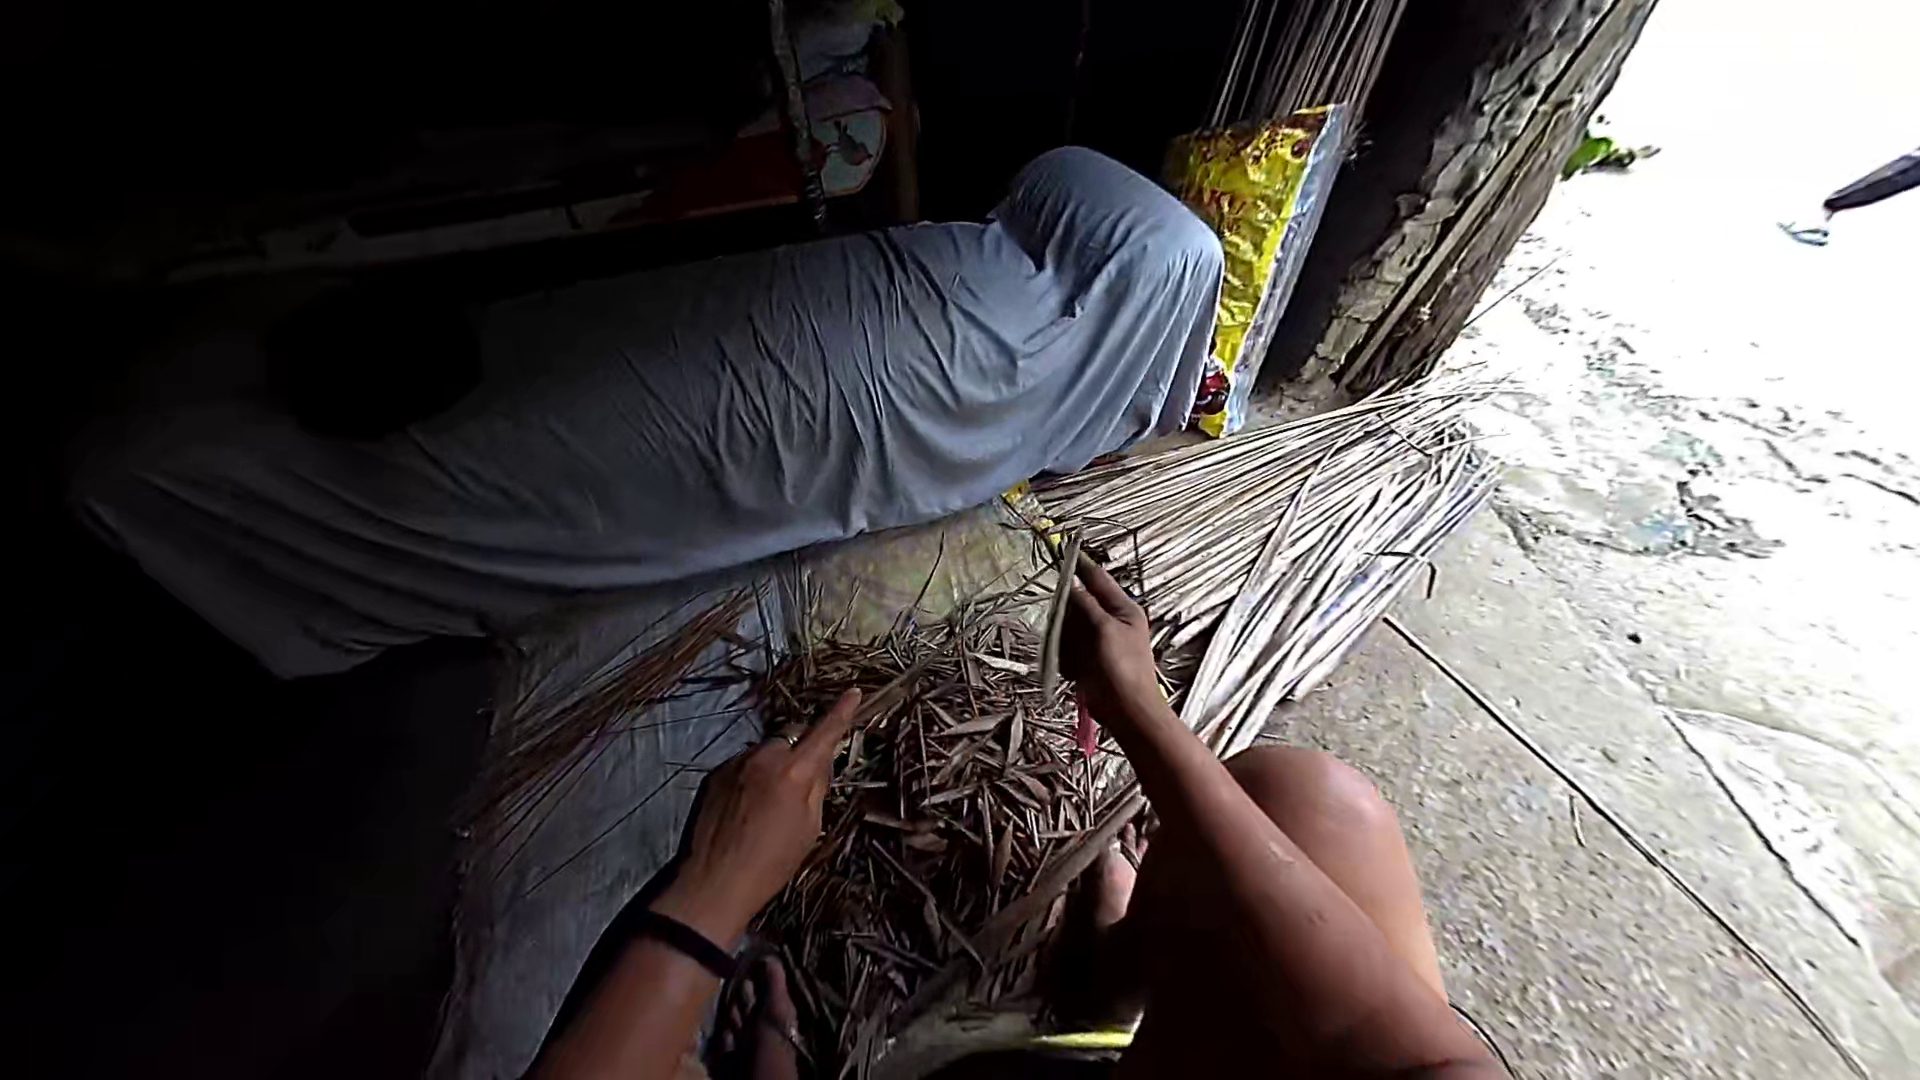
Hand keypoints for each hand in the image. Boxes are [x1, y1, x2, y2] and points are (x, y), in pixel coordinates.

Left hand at [651, 689, 862, 943]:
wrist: (712, 886)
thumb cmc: (771, 863)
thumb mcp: (809, 827)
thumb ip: (817, 786)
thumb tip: (821, 760)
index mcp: (794, 772)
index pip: (825, 732)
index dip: (842, 711)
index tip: (854, 692)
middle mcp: (765, 758)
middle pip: (792, 738)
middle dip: (799, 751)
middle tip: (798, 783)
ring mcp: (737, 763)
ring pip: (767, 751)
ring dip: (774, 764)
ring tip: (766, 802)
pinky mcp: (716, 773)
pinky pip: (744, 764)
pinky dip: (752, 776)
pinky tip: (745, 806)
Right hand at [1060, 559, 1163, 733]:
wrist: (1127, 711)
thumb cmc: (1123, 669)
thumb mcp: (1104, 630)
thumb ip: (1086, 604)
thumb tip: (1070, 583)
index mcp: (1123, 609)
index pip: (1098, 579)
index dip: (1080, 566)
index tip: (1061, 552)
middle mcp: (1111, 620)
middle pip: (1080, 602)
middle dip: (1068, 612)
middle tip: (1063, 621)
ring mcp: (1099, 640)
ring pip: (1070, 625)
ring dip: (1066, 637)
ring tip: (1074, 654)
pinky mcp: (1088, 658)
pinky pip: (1069, 646)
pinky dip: (1066, 655)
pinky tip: (1075, 667)